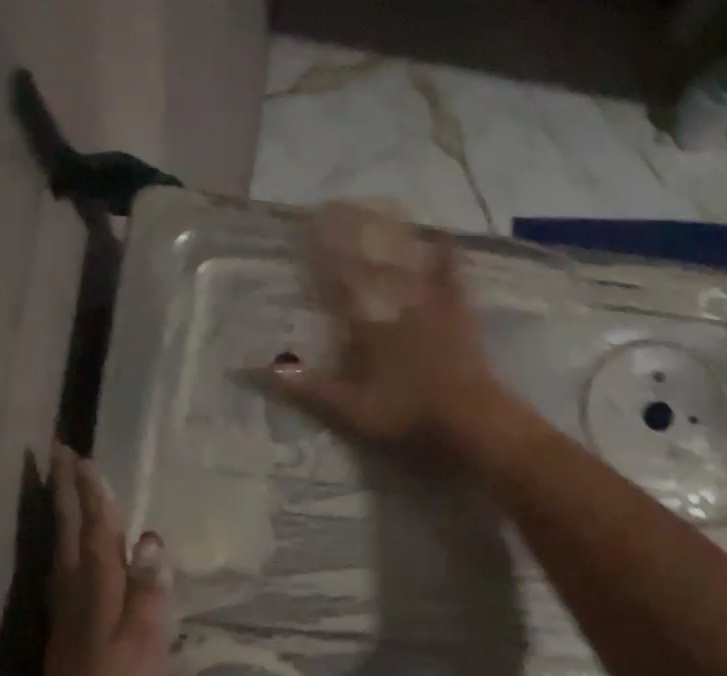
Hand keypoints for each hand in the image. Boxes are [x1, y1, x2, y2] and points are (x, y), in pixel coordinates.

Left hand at [19, 445, 169, 675]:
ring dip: (60, 507)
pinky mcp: (63, 617)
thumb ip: (149, 587)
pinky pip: (61, 560)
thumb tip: (150, 538)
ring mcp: (65, 600)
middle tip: (59, 452)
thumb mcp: (146, 637)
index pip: (96, 526)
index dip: (91, 491)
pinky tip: (66, 543)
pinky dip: (63, 538)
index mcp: (99, 583)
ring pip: (60, 541)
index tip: (81, 454)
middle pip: (69, 526)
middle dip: (65, 488)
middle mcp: (75, 582)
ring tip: (61, 482)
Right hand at [259, 215, 509, 446]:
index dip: (321, 249)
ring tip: (378, 206)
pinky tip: (442, 233)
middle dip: (353, 230)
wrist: (470, 420)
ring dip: (392, 232)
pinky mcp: (459, 312)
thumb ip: (307, 387)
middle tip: (338, 205)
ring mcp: (430, 304)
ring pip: (408, 259)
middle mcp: (396, 303)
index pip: (338, 278)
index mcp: (367, 325)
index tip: (306, 224)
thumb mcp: (350, 410)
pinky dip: (445, 253)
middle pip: (371, 258)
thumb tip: (256, 369)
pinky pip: (451, 275)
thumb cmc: (407, 418)